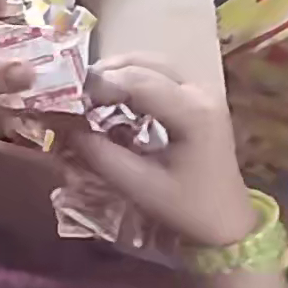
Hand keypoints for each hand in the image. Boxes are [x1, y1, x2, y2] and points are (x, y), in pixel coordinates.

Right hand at [60, 54, 257, 245]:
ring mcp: (201, 91)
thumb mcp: (137, 185)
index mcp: (193, 112)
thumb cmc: (186, 209)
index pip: (136, 81)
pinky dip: (128, 83)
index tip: (63, 100)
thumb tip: (62, 124)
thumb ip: (98, 152)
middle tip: (70, 97)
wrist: (226, 223)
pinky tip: (108, 103)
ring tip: (85, 99)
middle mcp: (201, 91)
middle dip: (102, 76)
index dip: (96, 85)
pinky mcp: (195, 98)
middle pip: (142, 63)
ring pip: (148, 64)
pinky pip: (155, 76)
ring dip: (114, 76)